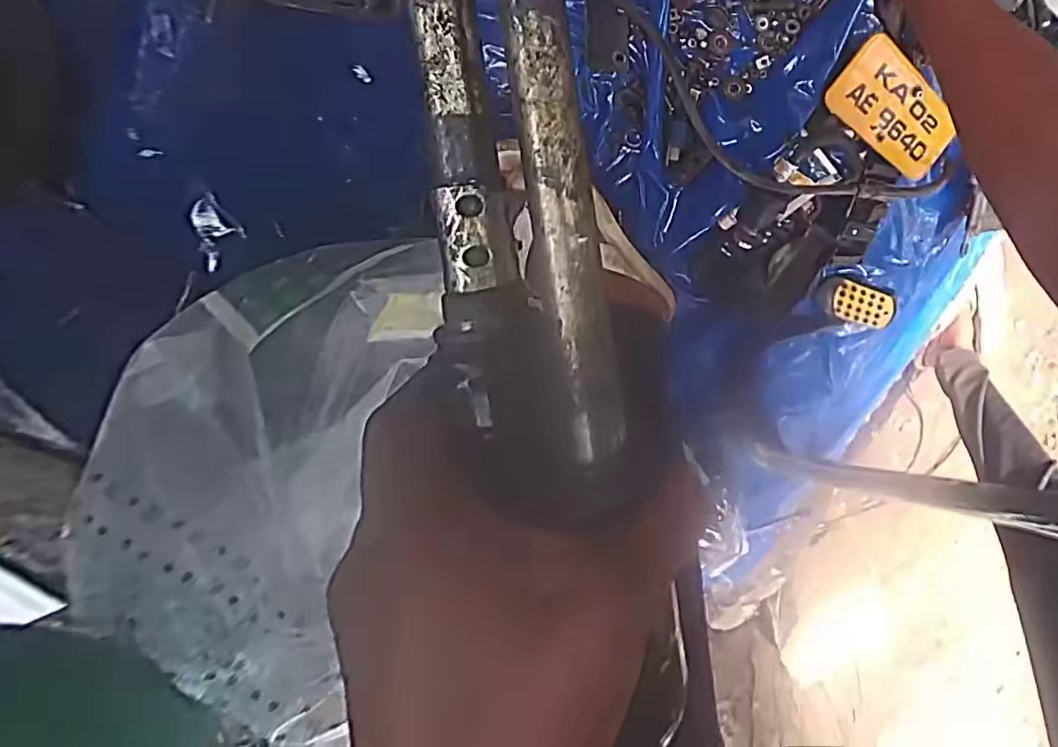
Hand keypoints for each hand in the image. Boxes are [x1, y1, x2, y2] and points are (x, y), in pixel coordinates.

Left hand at [329, 362, 702, 746]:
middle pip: (417, 459)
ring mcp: (368, 608)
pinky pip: (417, 566)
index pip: (407, 412)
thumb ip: (657, 520)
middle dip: (482, 433)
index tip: (515, 368)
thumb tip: (689, 469)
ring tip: (549, 496)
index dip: (453, 374)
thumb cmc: (527, 689)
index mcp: (417, 522)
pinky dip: (463, 546)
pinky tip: (524, 573)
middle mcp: (373, 555)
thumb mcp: (612, 595)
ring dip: (475, 494)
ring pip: (418, 516)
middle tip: (553, 429)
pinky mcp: (380, 650)